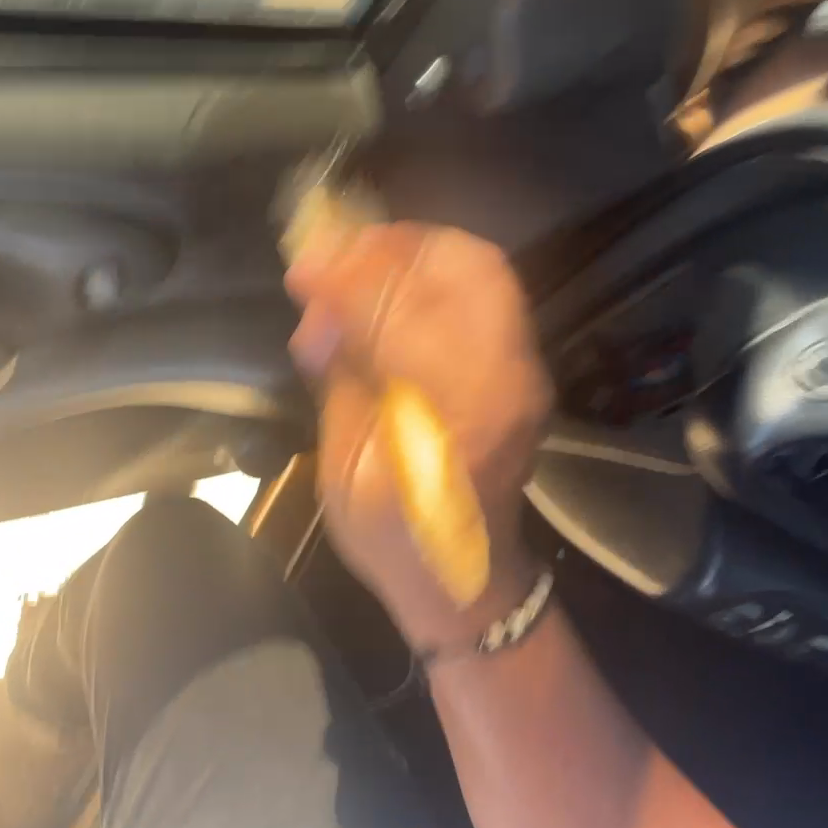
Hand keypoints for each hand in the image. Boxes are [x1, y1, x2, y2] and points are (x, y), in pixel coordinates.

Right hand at [286, 223, 550, 653]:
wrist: (461, 580)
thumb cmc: (392, 537)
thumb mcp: (348, 466)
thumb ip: (341, 380)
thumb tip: (318, 311)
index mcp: (454, 417)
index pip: (411, 312)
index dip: (355, 276)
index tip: (308, 266)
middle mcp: (503, 382)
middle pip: (465, 271)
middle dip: (391, 247)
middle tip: (331, 251)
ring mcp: (519, 375)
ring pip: (479, 276)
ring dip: (410, 256)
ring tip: (349, 268)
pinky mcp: (516, 373)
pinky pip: (480, 301)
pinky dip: (428, 282)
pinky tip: (380, 295)